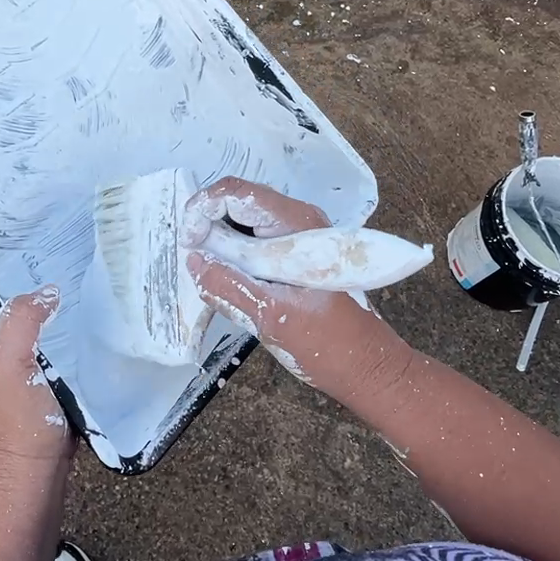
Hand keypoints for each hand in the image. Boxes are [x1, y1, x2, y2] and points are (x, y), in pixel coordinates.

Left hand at [0, 262, 73, 490]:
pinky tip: (84, 300)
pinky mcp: (44, 369)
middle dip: (10, 262)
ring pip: (25, 311)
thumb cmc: (15, 423)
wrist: (35, 476)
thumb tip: (45, 291)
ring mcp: (18, 356)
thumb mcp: (11, 364)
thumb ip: (21, 321)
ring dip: (39, 288)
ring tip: (66, 254)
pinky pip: (50, 333)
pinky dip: (61, 315)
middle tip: (40, 229)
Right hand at [183, 178, 413, 399]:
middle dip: (207, 222)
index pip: (236, 192)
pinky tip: (226, 275)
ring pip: (245, 218)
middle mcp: (299, 219)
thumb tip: (194, 261)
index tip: (189, 244)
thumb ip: (229, 286)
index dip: (203, 210)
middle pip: (239, 200)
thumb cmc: (329, 344)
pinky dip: (234, 250)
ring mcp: (299, 233)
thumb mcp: (271, 317)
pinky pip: (256, 237)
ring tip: (205, 268)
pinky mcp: (297, 251)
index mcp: (296, 224)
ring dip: (219, 237)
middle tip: (193, 258)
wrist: (371, 368)